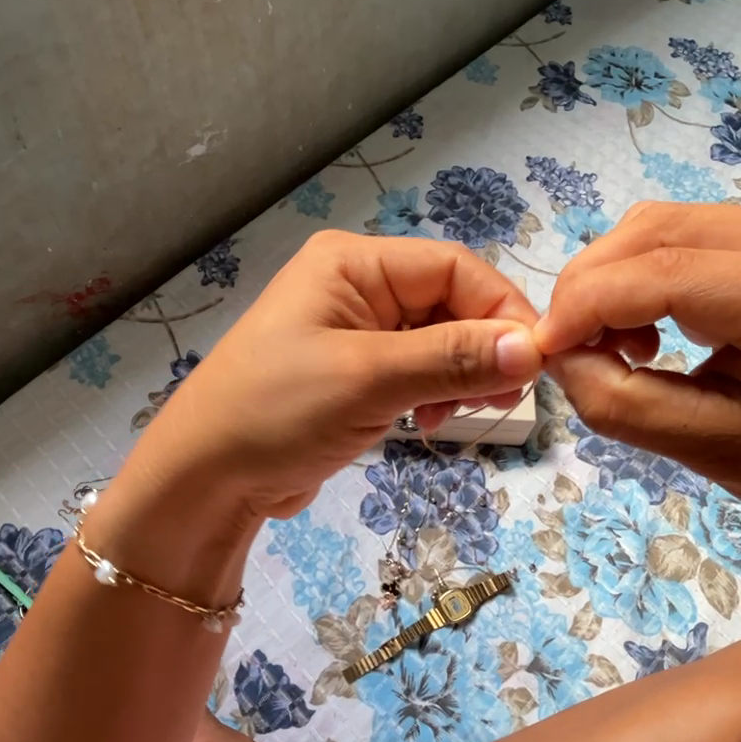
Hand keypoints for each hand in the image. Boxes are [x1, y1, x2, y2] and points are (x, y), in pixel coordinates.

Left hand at [136, 230, 542, 523]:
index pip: (453, 268)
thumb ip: (453, 358)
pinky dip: (433, 394)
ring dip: (459, 376)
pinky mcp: (353, 373)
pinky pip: (415, 371)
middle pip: (448, 302)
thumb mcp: (369, 379)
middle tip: (500, 401)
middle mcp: (356, 286)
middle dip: (481, 349)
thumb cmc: (277, 411)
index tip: (534, 364)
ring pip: (437, 340)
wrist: (206, 478)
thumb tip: (534, 347)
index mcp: (353, 263)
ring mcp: (354, 331)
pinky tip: (429, 424)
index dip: (501, 310)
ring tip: (455, 417)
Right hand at [536, 203, 740, 540]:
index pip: (666, 272)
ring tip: (619, 343)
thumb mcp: (709, 451)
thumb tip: (554, 352)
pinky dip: (645, 275)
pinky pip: (690, 236)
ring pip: (667, 224)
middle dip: (592, 285)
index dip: (585, 303)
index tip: (541, 348)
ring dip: (615, 278)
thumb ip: (618, 400)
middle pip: (659, 230)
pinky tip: (651, 323)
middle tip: (568, 346)